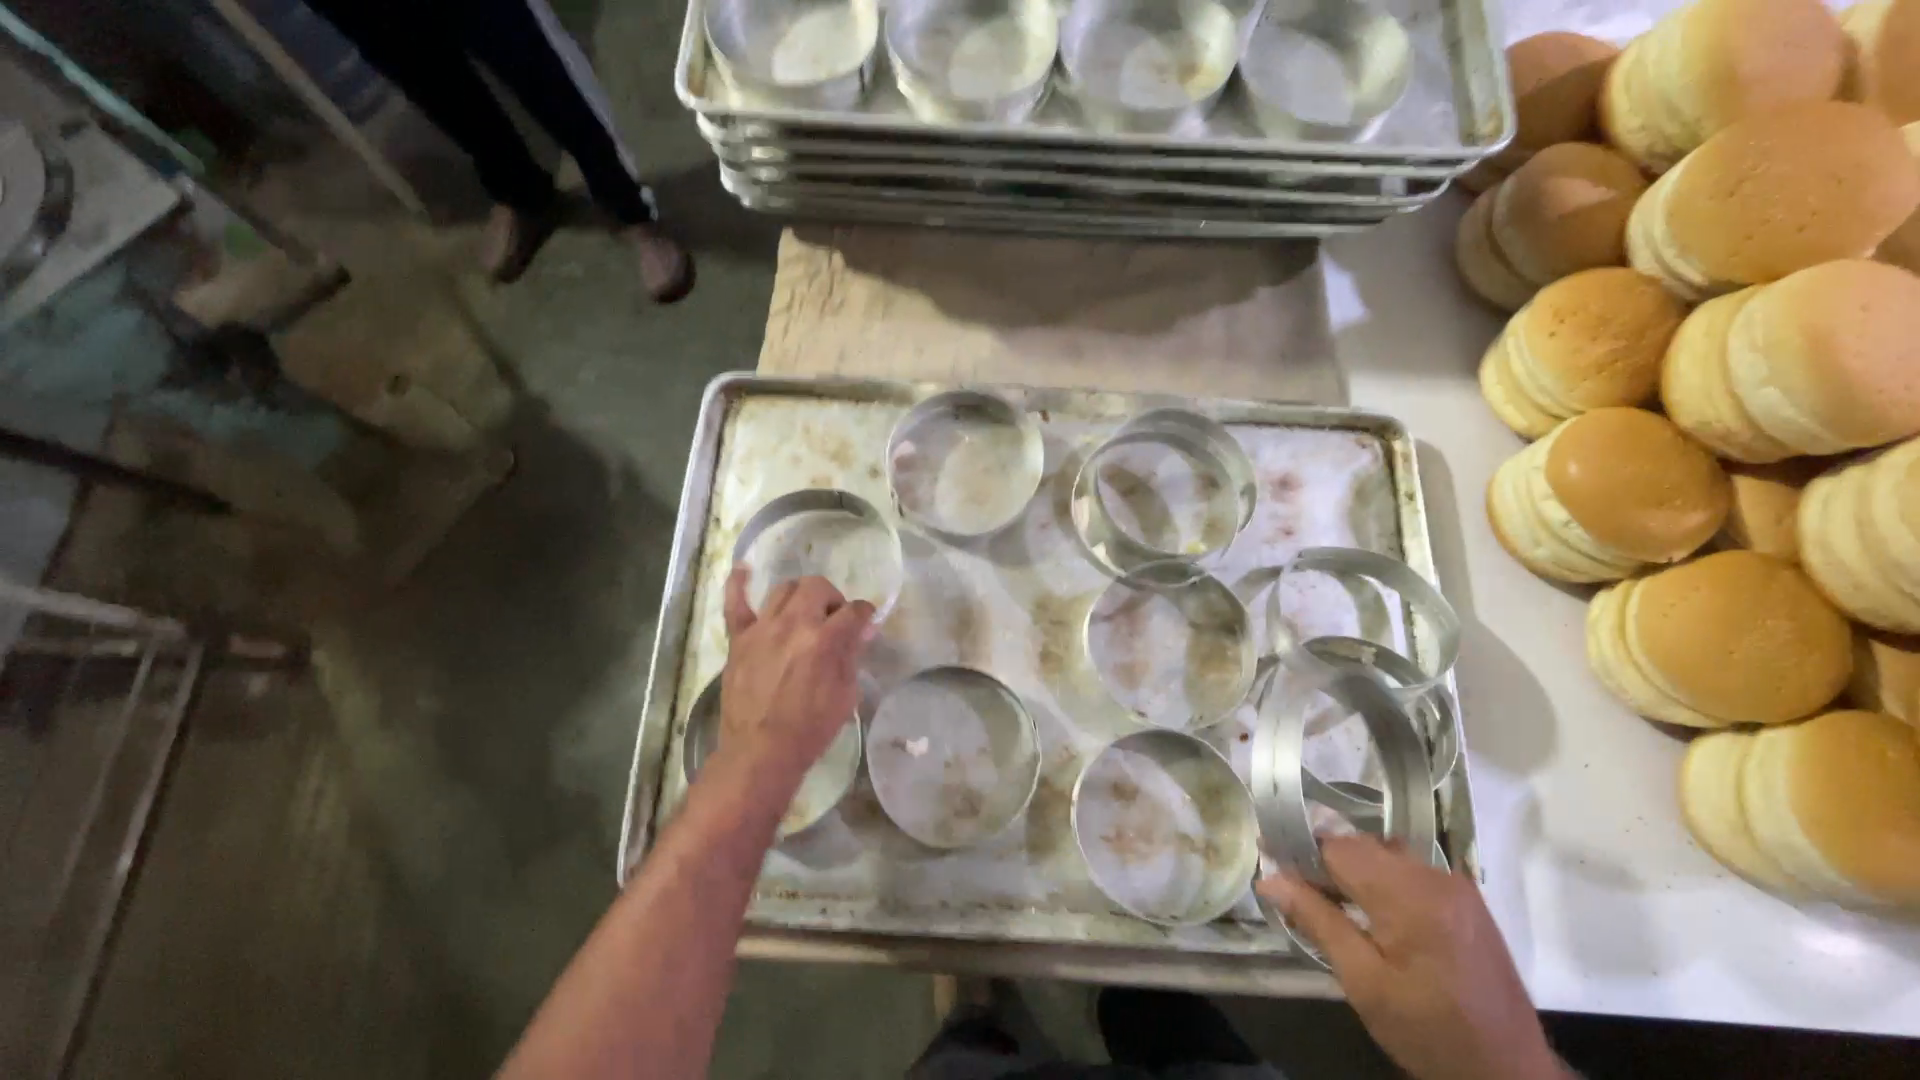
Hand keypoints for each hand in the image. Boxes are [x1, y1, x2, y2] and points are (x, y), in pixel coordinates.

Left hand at [718, 568, 874, 785]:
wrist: (761, 751)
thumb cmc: (810, 729)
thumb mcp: (845, 695)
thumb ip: (851, 655)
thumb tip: (862, 628)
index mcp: (825, 640)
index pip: (854, 611)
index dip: (864, 615)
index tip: (865, 623)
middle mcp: (793, 624)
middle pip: (817, 587)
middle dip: (832, 599)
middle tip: (833, 620)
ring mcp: (762, 629)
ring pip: (783, 589)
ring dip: (799, 596)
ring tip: (803, 613)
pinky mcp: (739, 639)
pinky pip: (735, 603)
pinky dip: (738, 584)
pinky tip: (744, 570)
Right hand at [1257, 836, 1569, 1079]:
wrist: (1507, 1071)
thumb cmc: (1428, 1032)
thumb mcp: (1364, 982)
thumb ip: (1317, 922)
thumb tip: (1269, 879)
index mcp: (1410, 896)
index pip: (1339, 847)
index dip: (1299, 850)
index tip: (1267, 855)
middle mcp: (1436, 877)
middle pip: (1362, 846)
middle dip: (1324, 860)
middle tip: (1291, 887)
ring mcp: (1457, 886)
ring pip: (1385, 855)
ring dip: (1352, 869)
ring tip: (1327, 901)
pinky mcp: (1467, 900)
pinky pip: (1410, 871)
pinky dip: (1381, 880)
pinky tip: (1368, 910)